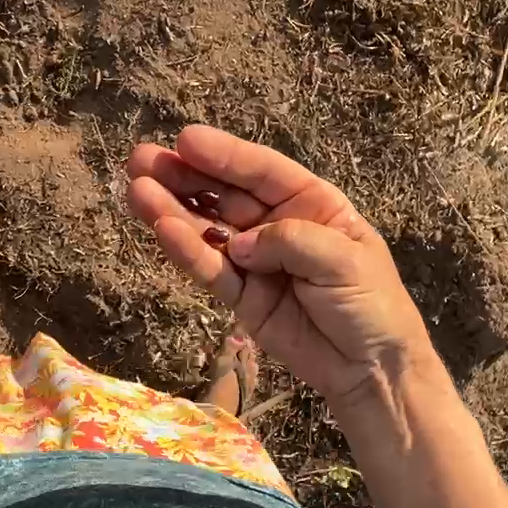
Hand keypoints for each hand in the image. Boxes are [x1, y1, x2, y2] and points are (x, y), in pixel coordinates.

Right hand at [127, 125, 438, 413]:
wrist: (371, 367)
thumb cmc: (371, 304)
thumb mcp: (345, 260)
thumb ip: (290, 243)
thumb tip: (237, 246)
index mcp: (311, 204)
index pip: (262, 173)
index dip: (224, 156)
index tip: (184, 140)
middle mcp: (277, 227)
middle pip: (225, 197)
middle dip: (185, 178)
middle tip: (141, 160)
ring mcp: (256, 264)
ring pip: (208, 232)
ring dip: (172, 211)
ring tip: (136, 190)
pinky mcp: (241, 300)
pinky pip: (210, 272)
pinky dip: (186, 253)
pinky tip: (160, 229)